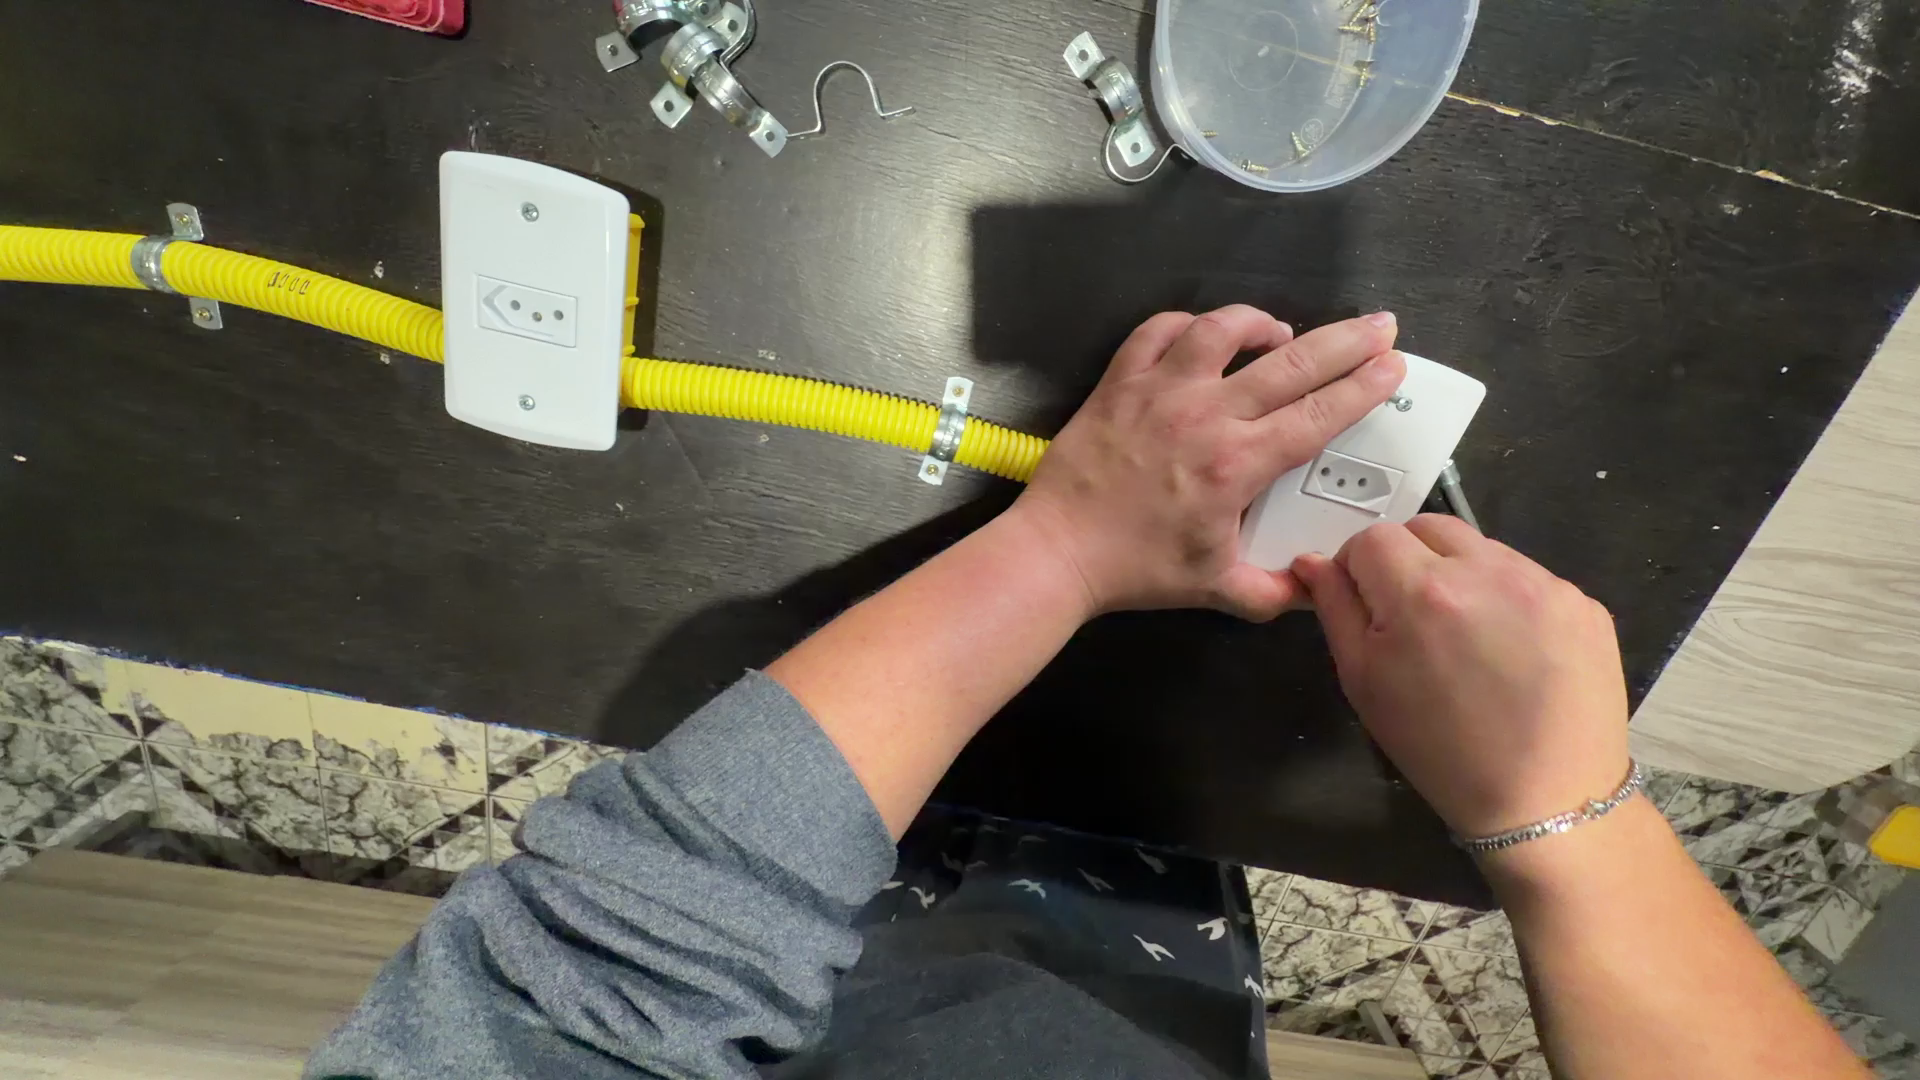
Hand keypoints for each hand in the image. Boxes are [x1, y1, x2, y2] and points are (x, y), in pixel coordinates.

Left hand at [1013, 305, 1405, 619]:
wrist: (1059, 550)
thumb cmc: (1137, 569)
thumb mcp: (1217, 588)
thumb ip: (1275, 591)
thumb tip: (1319, 585)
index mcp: (1237, 464)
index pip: (1319, 414)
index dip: (1364, 386)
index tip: (1392, 365)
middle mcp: (1205, 415)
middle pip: (1291, 363)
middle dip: (1346, 340)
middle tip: (1378, 326)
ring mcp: (1158, 391)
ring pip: (1220, 330)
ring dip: (1259, 322)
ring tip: (1279, 331)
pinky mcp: (1117, 383)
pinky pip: (1155, 332)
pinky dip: (1184, 324)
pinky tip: (1200, 335)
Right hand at [1291, 516, 1630, 839]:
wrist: (1545, 797)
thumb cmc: (1433, 743)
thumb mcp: (1361, 676)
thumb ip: (1333, 606)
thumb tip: (1311, 561)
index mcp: (1421, 592)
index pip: (1371, 537)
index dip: (1355, 565)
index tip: (1362, 601)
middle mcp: (1487, 572)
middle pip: (1426, 526)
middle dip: (1403, 556)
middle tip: (1404, 611)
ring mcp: (1545, 585)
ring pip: (1477, 547)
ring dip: (1454, 572)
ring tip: (1458, 631)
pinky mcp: (1585, 604)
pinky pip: (1524, 575)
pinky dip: (1500, 594)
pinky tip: (1502, 644)